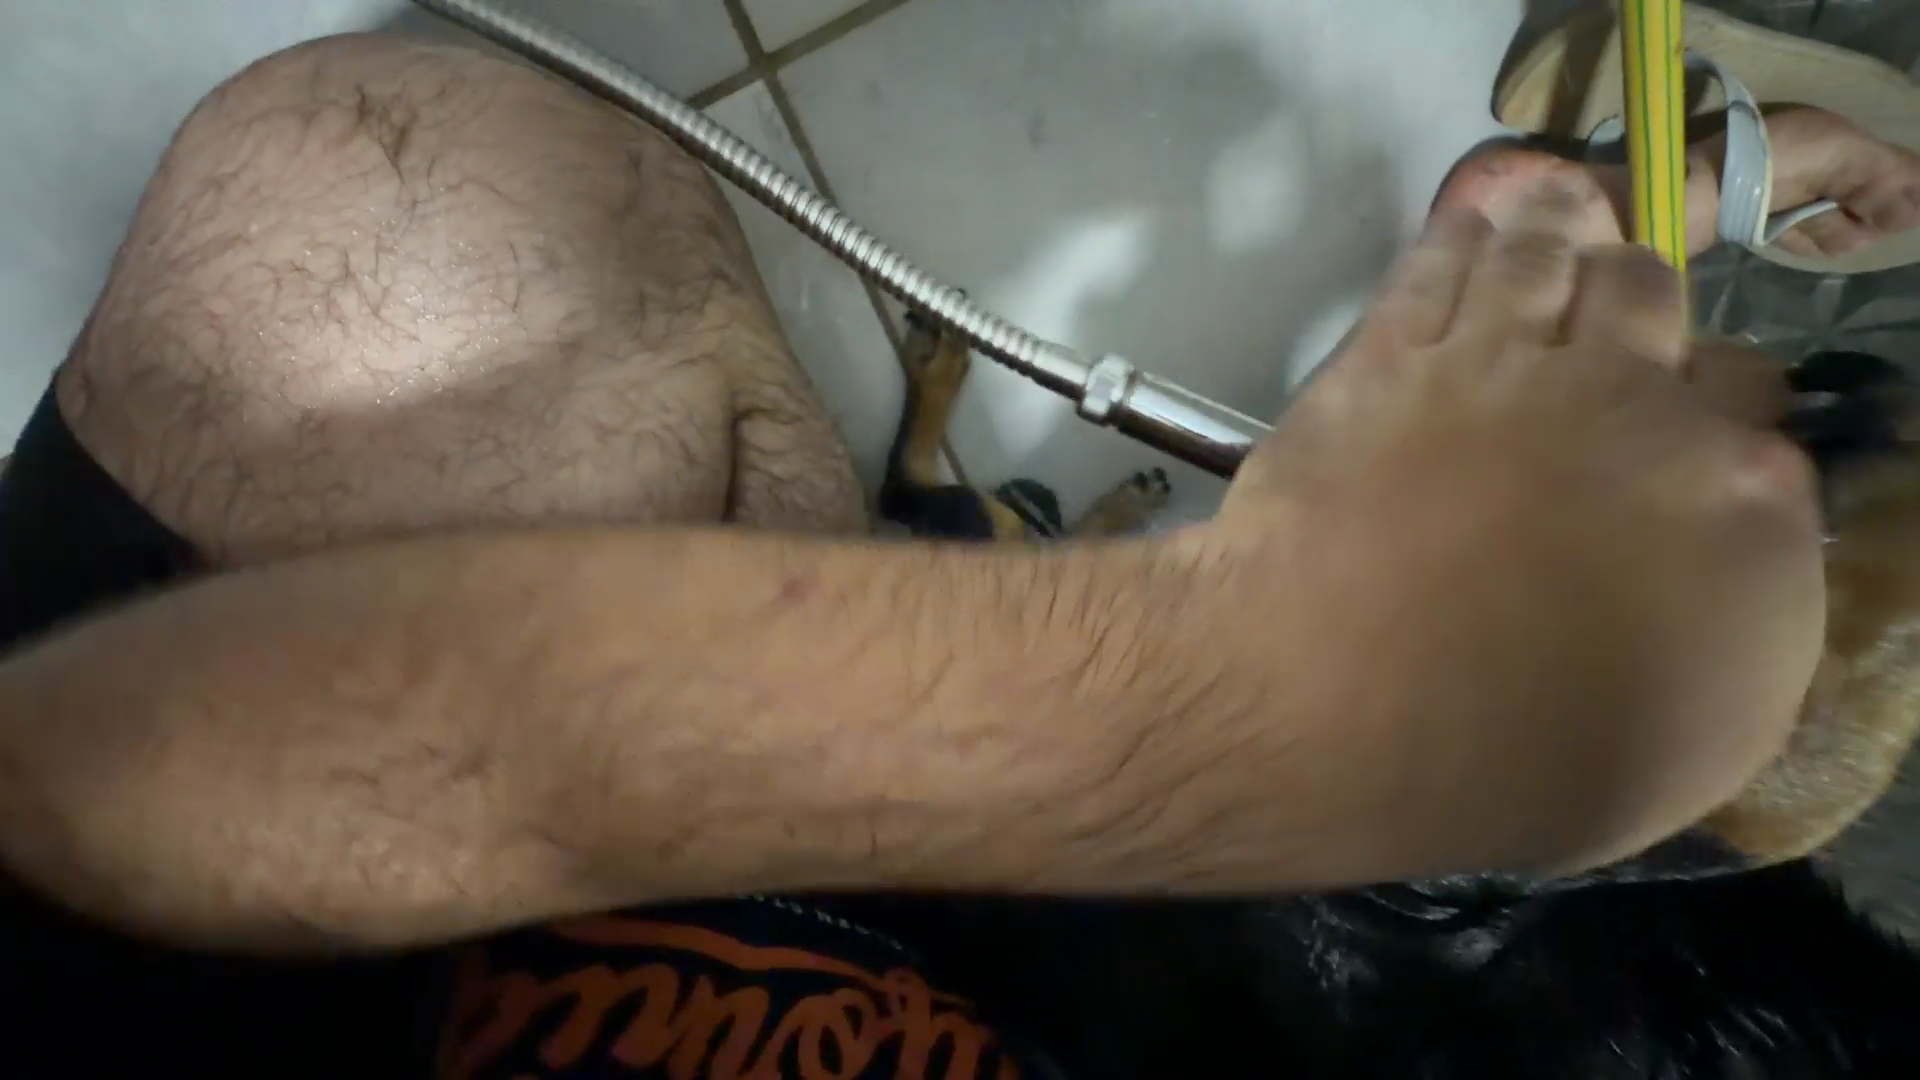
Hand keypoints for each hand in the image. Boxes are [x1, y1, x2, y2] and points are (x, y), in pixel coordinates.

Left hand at [1144, 185, 1824, 885]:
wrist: (1336, 700)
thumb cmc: (1499, 755)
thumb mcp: (1667, 733)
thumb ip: (1711, 622)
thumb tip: (1695, 564)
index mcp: (1734, 509)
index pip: (1739, 416)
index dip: (1692, 411)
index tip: (1656, 416)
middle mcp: (1623, 410)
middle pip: (1644, 309)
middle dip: (1626, 302)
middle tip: (1599, 297)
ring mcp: (1490, 375)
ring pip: (1541, 264)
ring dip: (1548, 235)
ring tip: (1543, 215)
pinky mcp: (1376, 368)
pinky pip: (1430, 272)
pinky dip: (1454, 238)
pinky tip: (1464, 222)